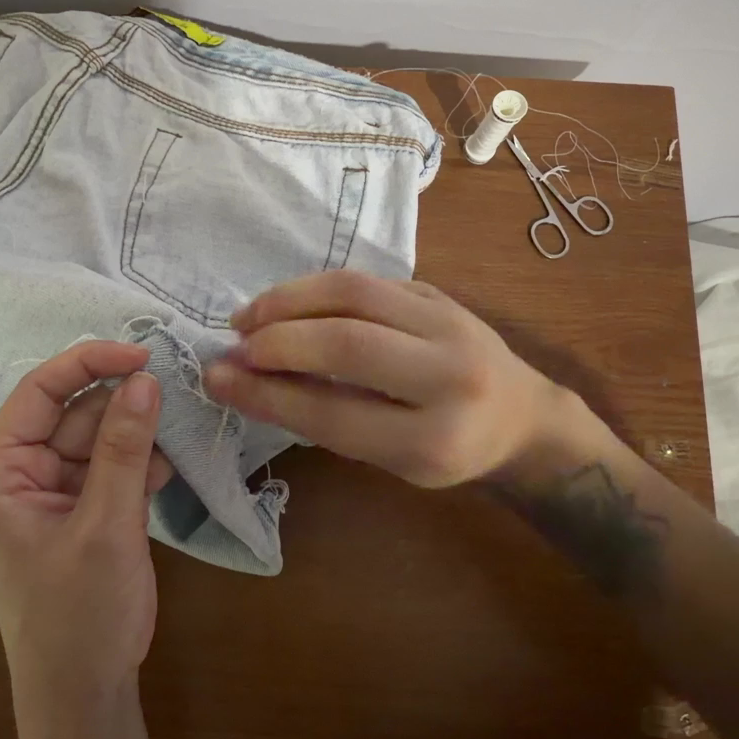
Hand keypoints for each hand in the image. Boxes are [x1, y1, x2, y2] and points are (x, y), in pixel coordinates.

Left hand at [0, 341, 172, 731]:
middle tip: (173, 390)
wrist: (84, 695)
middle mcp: (23, 475)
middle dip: (120, 403)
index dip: (87, 364)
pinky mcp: (84, 515)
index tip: (140, 353)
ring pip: (97, 440)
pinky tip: (168, 467)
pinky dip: (140, 464)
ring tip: (175, 430)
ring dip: (135, 434)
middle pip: (72, 415)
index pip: (38, 393)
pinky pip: (111, 470)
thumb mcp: (106, 525)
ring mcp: (55, 496)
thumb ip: (124, 449)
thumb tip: (144, 378)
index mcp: (2, 472)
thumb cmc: (79, 613)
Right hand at [204, 270, 607, 487]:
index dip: (268, 395)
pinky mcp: (438, 292)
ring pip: (354, 293)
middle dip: (276, 342)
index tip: (218, 379)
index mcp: (435, 439)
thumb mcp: (389, 457)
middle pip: (347, 343)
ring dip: (287, 301)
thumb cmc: (447, 450)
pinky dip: (313, 289)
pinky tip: (285, 305)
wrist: (521, 415)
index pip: (334, 413)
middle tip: (232, 349)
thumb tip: (241, 380)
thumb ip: (321, 417)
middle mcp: (450, 375)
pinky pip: (365, 281)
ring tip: (247, 318)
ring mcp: (450, 323)